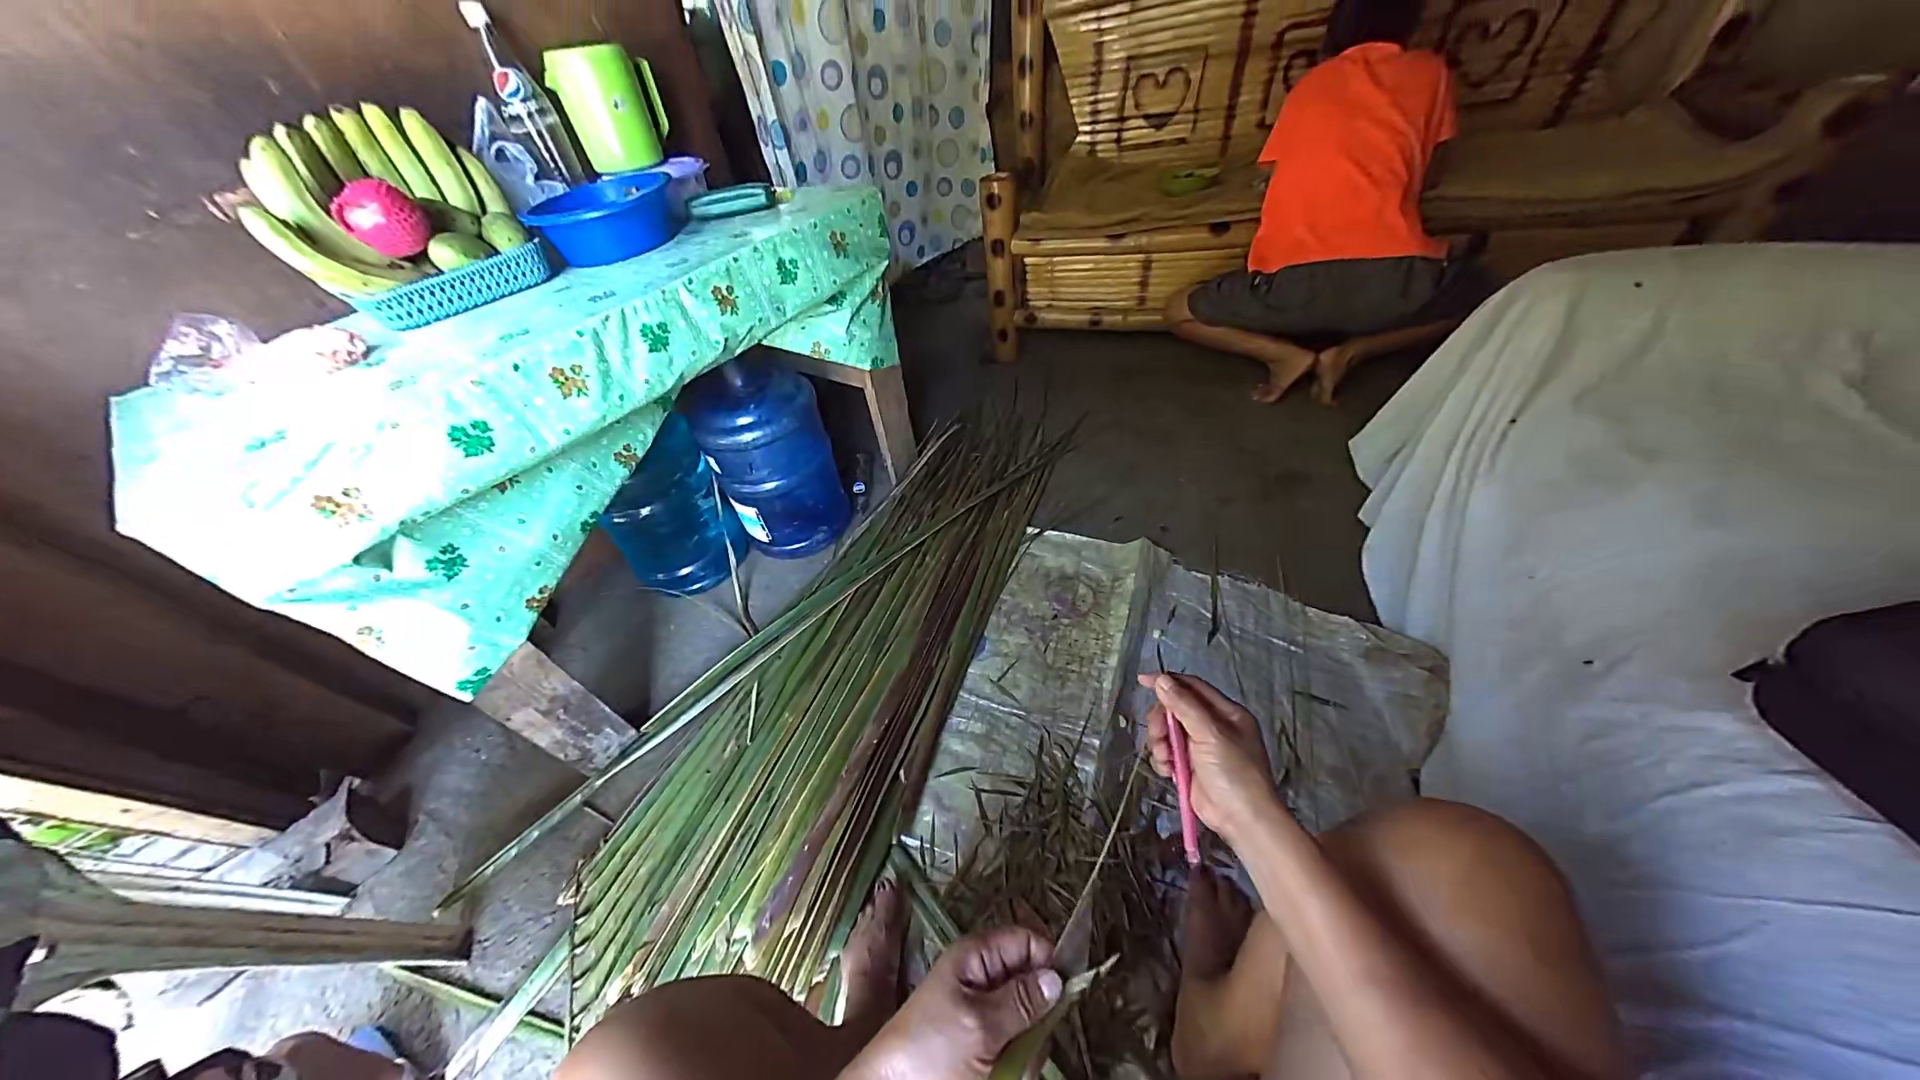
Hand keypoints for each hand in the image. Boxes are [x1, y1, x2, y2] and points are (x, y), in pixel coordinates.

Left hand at [842, 926, 1062, 1079]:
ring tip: (1011, 1068)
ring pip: (1030, 1024)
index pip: (1025, 940)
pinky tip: (1006, 1077)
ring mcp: (985, 1017)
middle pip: (1033, 984)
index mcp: (976, 957)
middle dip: (1039, 1016)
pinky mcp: (986, 1049)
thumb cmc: (930, 1051)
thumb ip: (1020, 1000)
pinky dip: (1019, 1066)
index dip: (1047, 960)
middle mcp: (983, 980)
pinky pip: (1019, 1051)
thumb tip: (1057, 977)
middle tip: (1028, 1043)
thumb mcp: (978, 1023)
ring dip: (1030, 1049)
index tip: (1064, 992)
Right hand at [1139, 673, 1278, 839]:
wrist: (1243, 820)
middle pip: (1175, 710)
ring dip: (1160, 743)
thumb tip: (1161, 680)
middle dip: (1161, 721)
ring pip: (1167, 732)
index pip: (1192, 687)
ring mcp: (1200, 748)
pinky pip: (1166, 753)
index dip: (1167, 682)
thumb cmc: (1234, 773)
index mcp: (1225, 713)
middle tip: (1159, 736)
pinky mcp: (1189, 767)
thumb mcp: (1211, 734)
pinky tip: (1168, 771)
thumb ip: (1184, 705)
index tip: (1142, 681)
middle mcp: (1212, 726)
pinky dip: (1163, 760)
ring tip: (1166, 759)